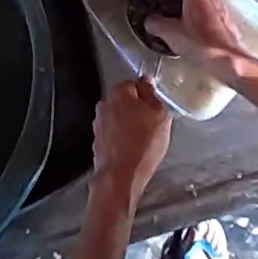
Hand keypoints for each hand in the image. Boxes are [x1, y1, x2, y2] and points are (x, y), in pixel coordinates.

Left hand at [93, 77, 170, 196]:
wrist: (120, 176)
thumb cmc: (144, 142)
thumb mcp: (160, 115)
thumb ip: (153, 96)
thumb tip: (146, 82)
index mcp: (119, 91)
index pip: (136, 84)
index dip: (148, 96)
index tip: (157, 110)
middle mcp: (104, 102)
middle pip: (126, 101)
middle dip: (138, 111)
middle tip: (153, 126)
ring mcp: (98, 122)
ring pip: (119, 118)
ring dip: (129, 125)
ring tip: (143, 141)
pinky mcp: (96, 140)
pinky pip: (113, 134)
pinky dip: (121, 138)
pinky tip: (132, 150)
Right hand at [144, 0, 253, 72]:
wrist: (230, 61)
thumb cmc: (201, 45)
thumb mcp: (170, 34)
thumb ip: (155, 23)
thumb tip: (150, 21)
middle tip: (163, 7)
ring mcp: (220, 7)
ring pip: (199, 0)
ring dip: (187, 6)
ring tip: (178, 20)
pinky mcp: (227, 19)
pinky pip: (209, 11)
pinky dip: (199, 16)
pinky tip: (193, 30)